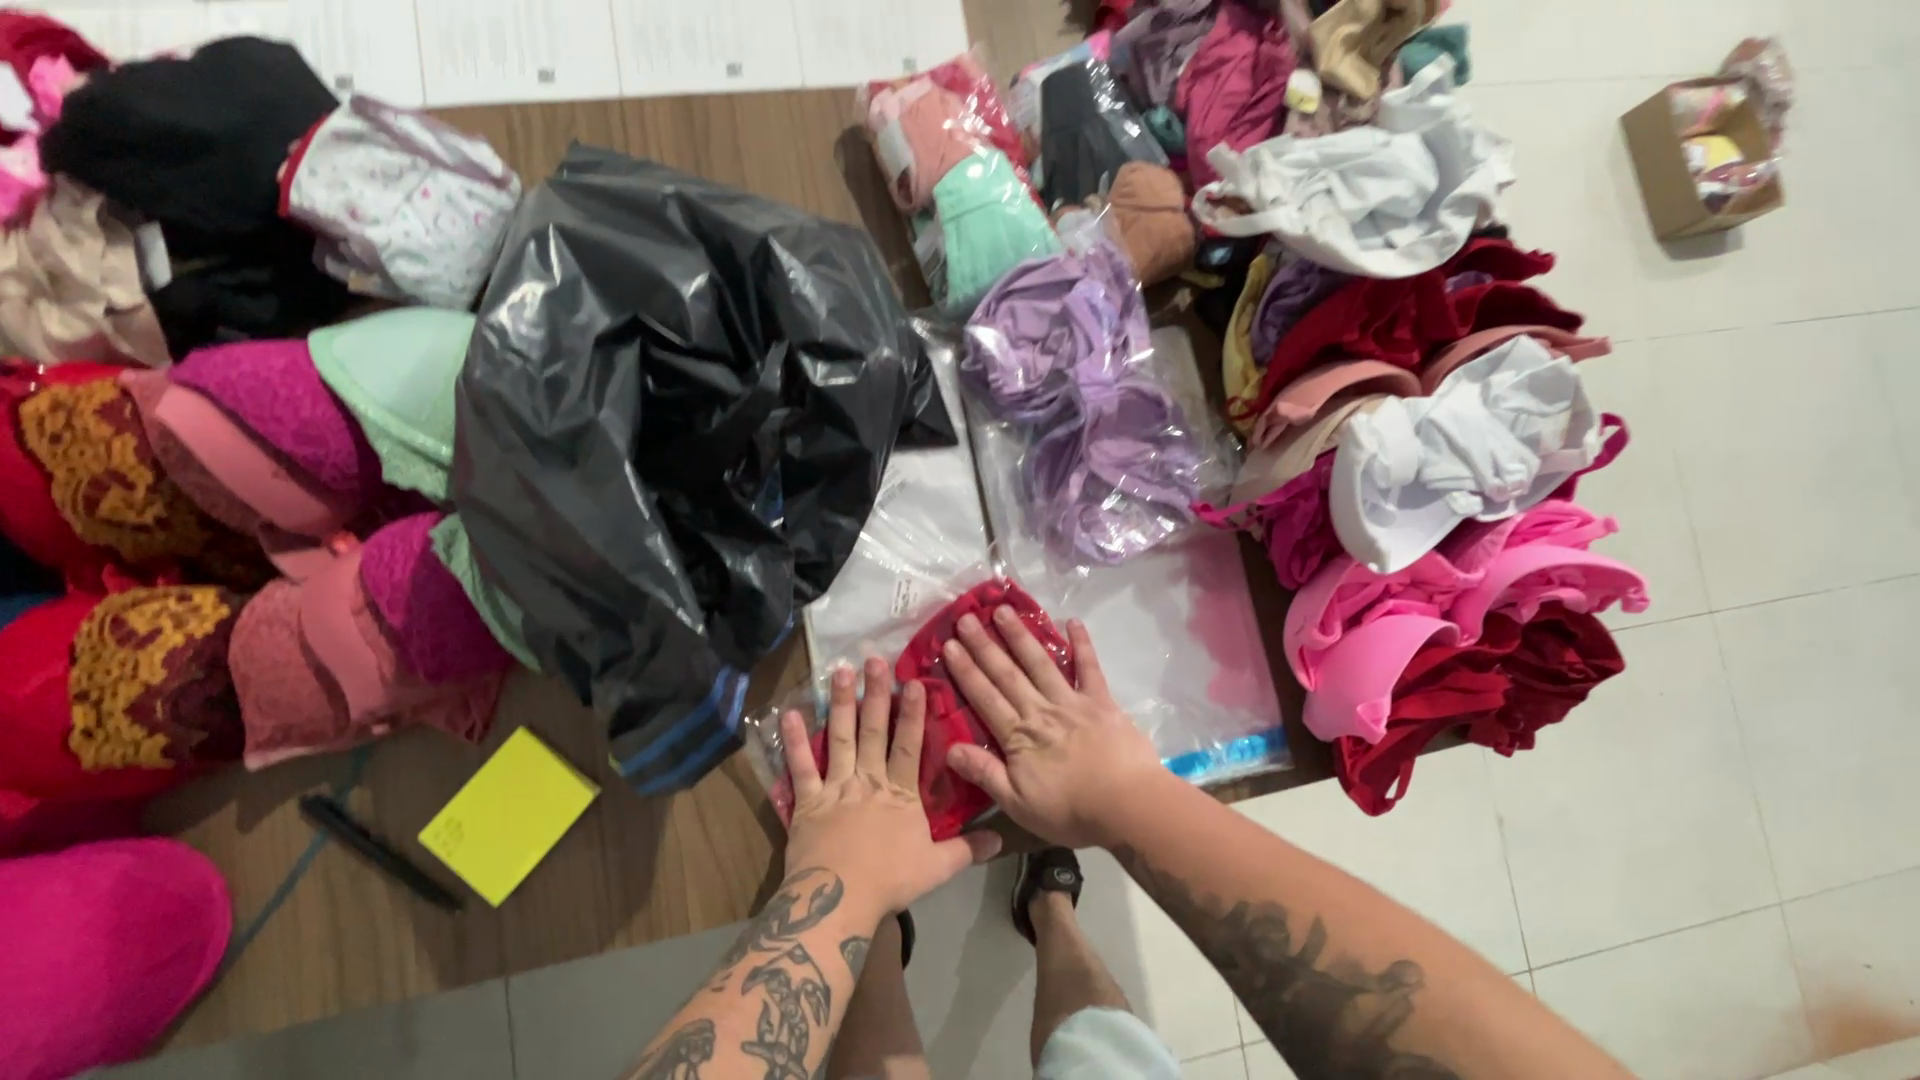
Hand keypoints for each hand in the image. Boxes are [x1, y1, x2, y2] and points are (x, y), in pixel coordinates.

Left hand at [782, 658, 1001, 919]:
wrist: (838, 899)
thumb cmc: (889, 881)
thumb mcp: (937, 867)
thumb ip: (967, 849)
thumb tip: (1000, 840)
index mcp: (900, 794)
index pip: (909, 745)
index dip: (913, 713)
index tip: (914, 681)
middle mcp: (868, 781)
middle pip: (874, 731)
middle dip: (876, 693)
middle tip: (875, 659)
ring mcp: (836, 787)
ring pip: (840, 738)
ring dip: (840, 703)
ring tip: (840, 671)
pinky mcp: (807, 801)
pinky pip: (800, 767)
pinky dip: (794, 740)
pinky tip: (789, 713)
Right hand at [941, 608, 1164, 847]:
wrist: (1128, 806)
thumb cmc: (1071, 812)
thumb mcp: (1018, 804)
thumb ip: (985, 773)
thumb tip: (949, 748)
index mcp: (1018, 737)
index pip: (985, 698)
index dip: (966, 671)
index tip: (949, 644)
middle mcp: (1040, 711)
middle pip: (1007, 674)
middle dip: (984, 646)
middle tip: (966, 617)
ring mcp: (1072, 702)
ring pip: (1040, 663)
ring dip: (1020, 636)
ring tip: (1003, 610)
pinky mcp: (1102, 702)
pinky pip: (1089, 668)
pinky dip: (1082, 644)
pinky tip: (1072, 621)